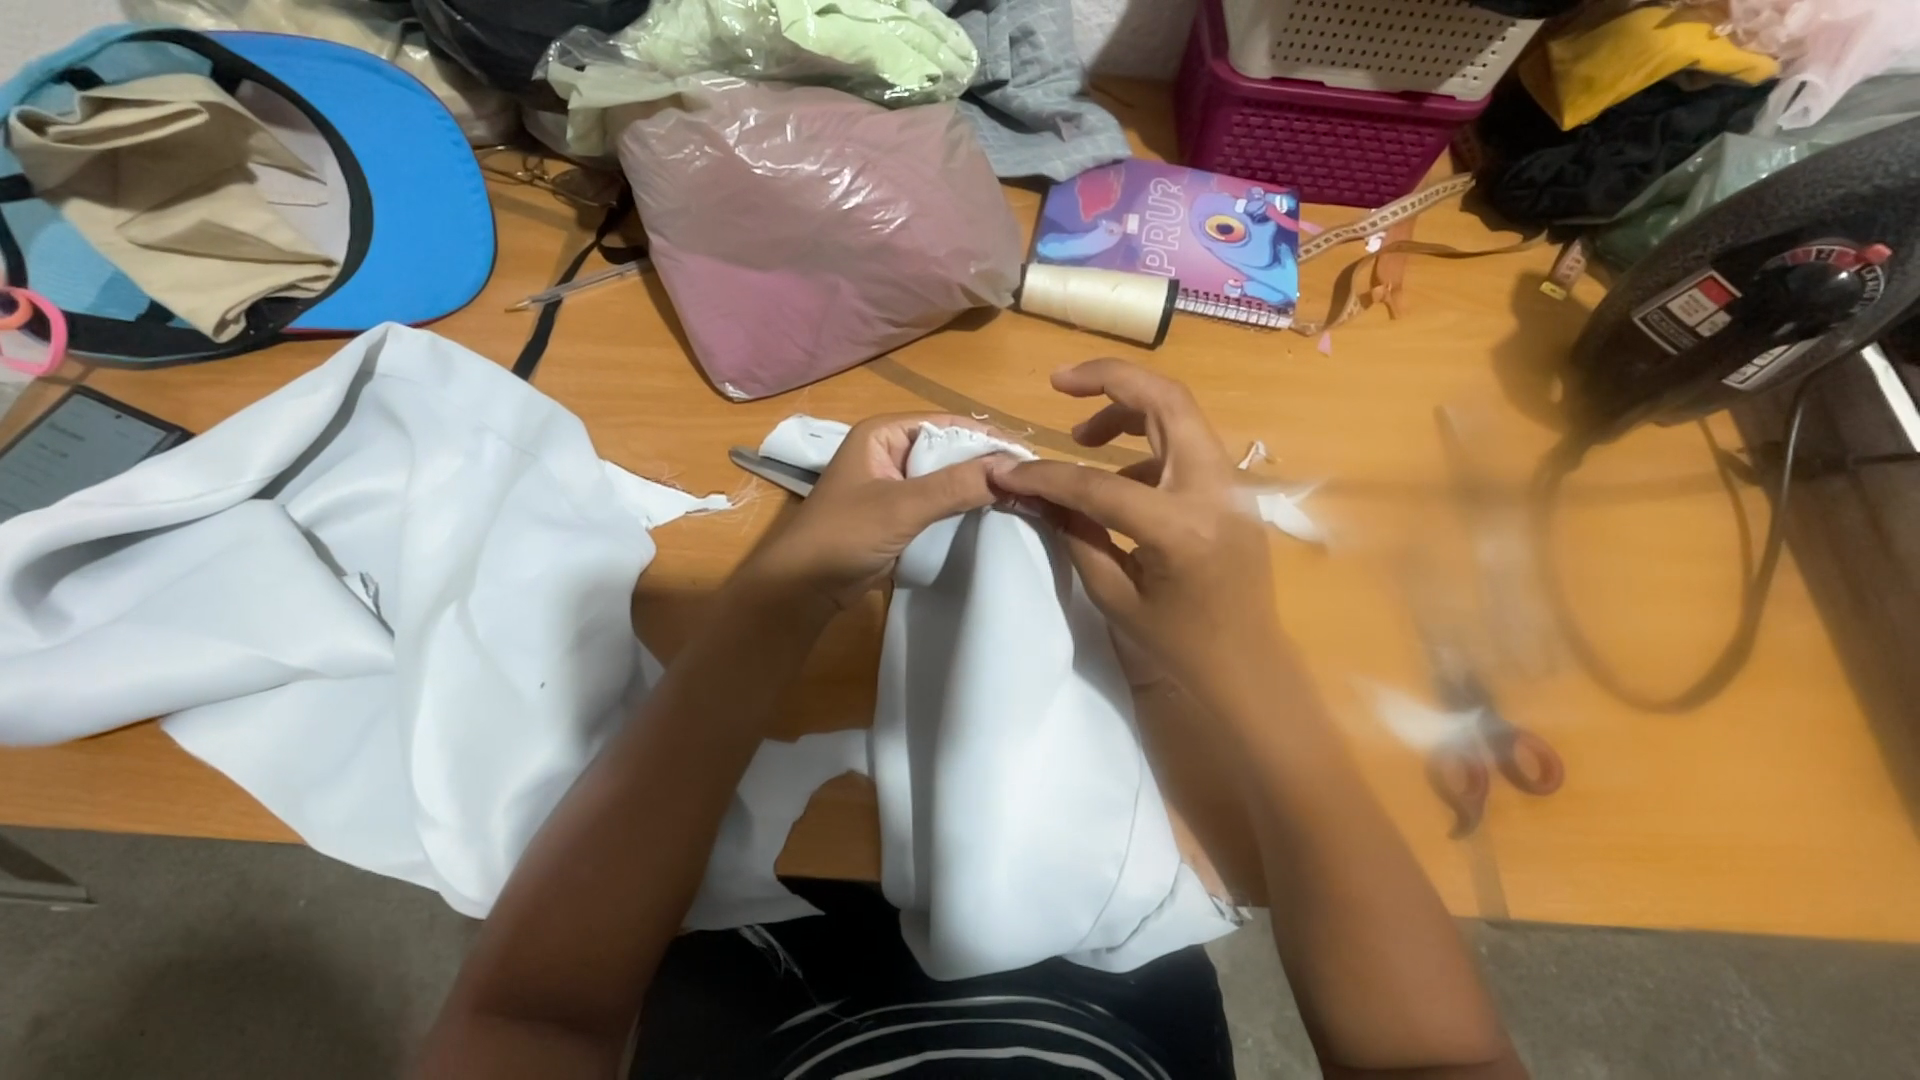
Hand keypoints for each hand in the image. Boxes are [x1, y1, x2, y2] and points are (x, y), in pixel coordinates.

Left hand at [737, 414, 1006, 614]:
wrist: (802, 588)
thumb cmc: (843, 536)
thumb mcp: (901, 507)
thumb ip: (955, 486)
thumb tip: (1011, 469)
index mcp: (883, 433)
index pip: (947, 424)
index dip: (987, 438)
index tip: (1029, 457)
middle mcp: (889, 451)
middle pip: (949, 449)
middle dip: (985, 463)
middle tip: (1032, 480)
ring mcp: (893, 484)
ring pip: (946, 477)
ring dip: (976, 487)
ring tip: (1021, 498)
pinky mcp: (898, 514)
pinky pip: (938, 502)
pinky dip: (962, 507)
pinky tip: (992, 517)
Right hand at [988, 360, 1284, 704]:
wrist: (1248, 665)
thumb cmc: (1179, 645)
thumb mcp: (1115, 597)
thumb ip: (1076, 534)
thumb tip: (1039, 493)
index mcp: (1180, 529)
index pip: (1099, 483)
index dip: (1046, 474)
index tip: (1007, 471)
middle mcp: (1214, 491)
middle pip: (1165, 400)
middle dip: (1109, 379)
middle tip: (1059, 382)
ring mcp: (1231, 485)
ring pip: (1180, 413)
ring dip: (1128, 409)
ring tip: (1081, 438)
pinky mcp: (1233, 489)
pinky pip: (1188, 443)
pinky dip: (1148, 442)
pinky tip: (1120, 476)